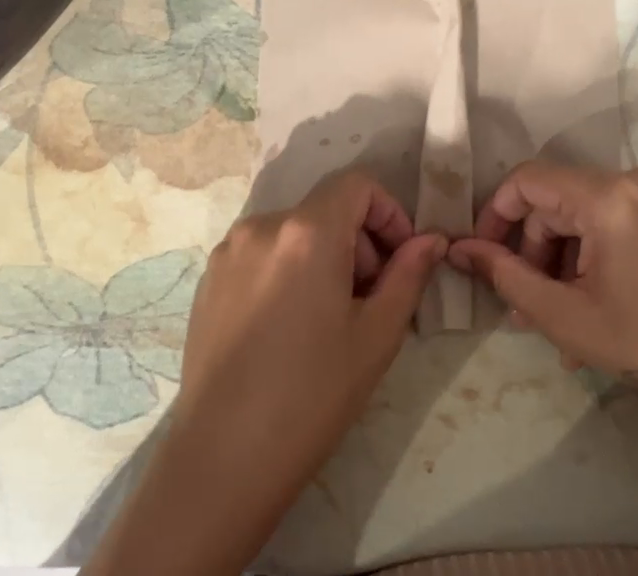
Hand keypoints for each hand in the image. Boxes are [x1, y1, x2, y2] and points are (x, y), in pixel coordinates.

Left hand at [172, 169, 446, 499]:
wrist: (224, 454)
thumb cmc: (313, 394)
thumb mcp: (377, 335)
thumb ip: (408, 275)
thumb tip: (430, 240)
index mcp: (305, 232)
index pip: (356, 184)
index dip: (389, 212)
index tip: (401, 260)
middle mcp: (260, 227)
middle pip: (324, 209)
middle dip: (359, 242)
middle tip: (371, 299)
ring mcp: (227, 253)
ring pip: (292, 233)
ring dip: (323, 257)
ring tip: (331, 318)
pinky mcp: (208, 280)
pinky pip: (261, 255)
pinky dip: (288, 271)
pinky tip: (290, 328)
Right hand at [448, 161, 637, 395]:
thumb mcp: (565, 317)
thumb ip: (505, 276)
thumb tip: (459, 248)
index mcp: (609, 197)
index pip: (528, 180)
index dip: (495, 214)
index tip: (483, 257)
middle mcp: (637, 179)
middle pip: (557, 198)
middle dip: (532, 248)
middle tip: (524, 304)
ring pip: (584, 212)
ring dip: (561, 257)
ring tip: (560, 317)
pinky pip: (615, 220)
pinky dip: (592, 253)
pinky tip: (593, 303)